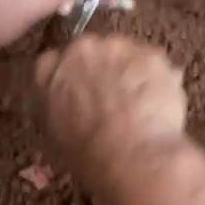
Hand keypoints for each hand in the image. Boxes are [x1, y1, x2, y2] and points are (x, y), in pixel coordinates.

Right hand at [33, 35, 188, 191]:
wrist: (129, 156)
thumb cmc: (86, 154)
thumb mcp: (52, 134)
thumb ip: (54, 106)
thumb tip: (64, 106)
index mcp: (49, 69)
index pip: (53, 64)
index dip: (68, 80)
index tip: (76, 95)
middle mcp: (82, 49)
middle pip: (92, 52)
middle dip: (100, 71)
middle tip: (110, 102)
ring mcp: (119, 48)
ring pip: (125, 55)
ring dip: (129, 73)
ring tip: (136, 107)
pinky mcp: (153, 55)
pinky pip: (153, 65)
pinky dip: (154, 81)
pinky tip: (155, 107)